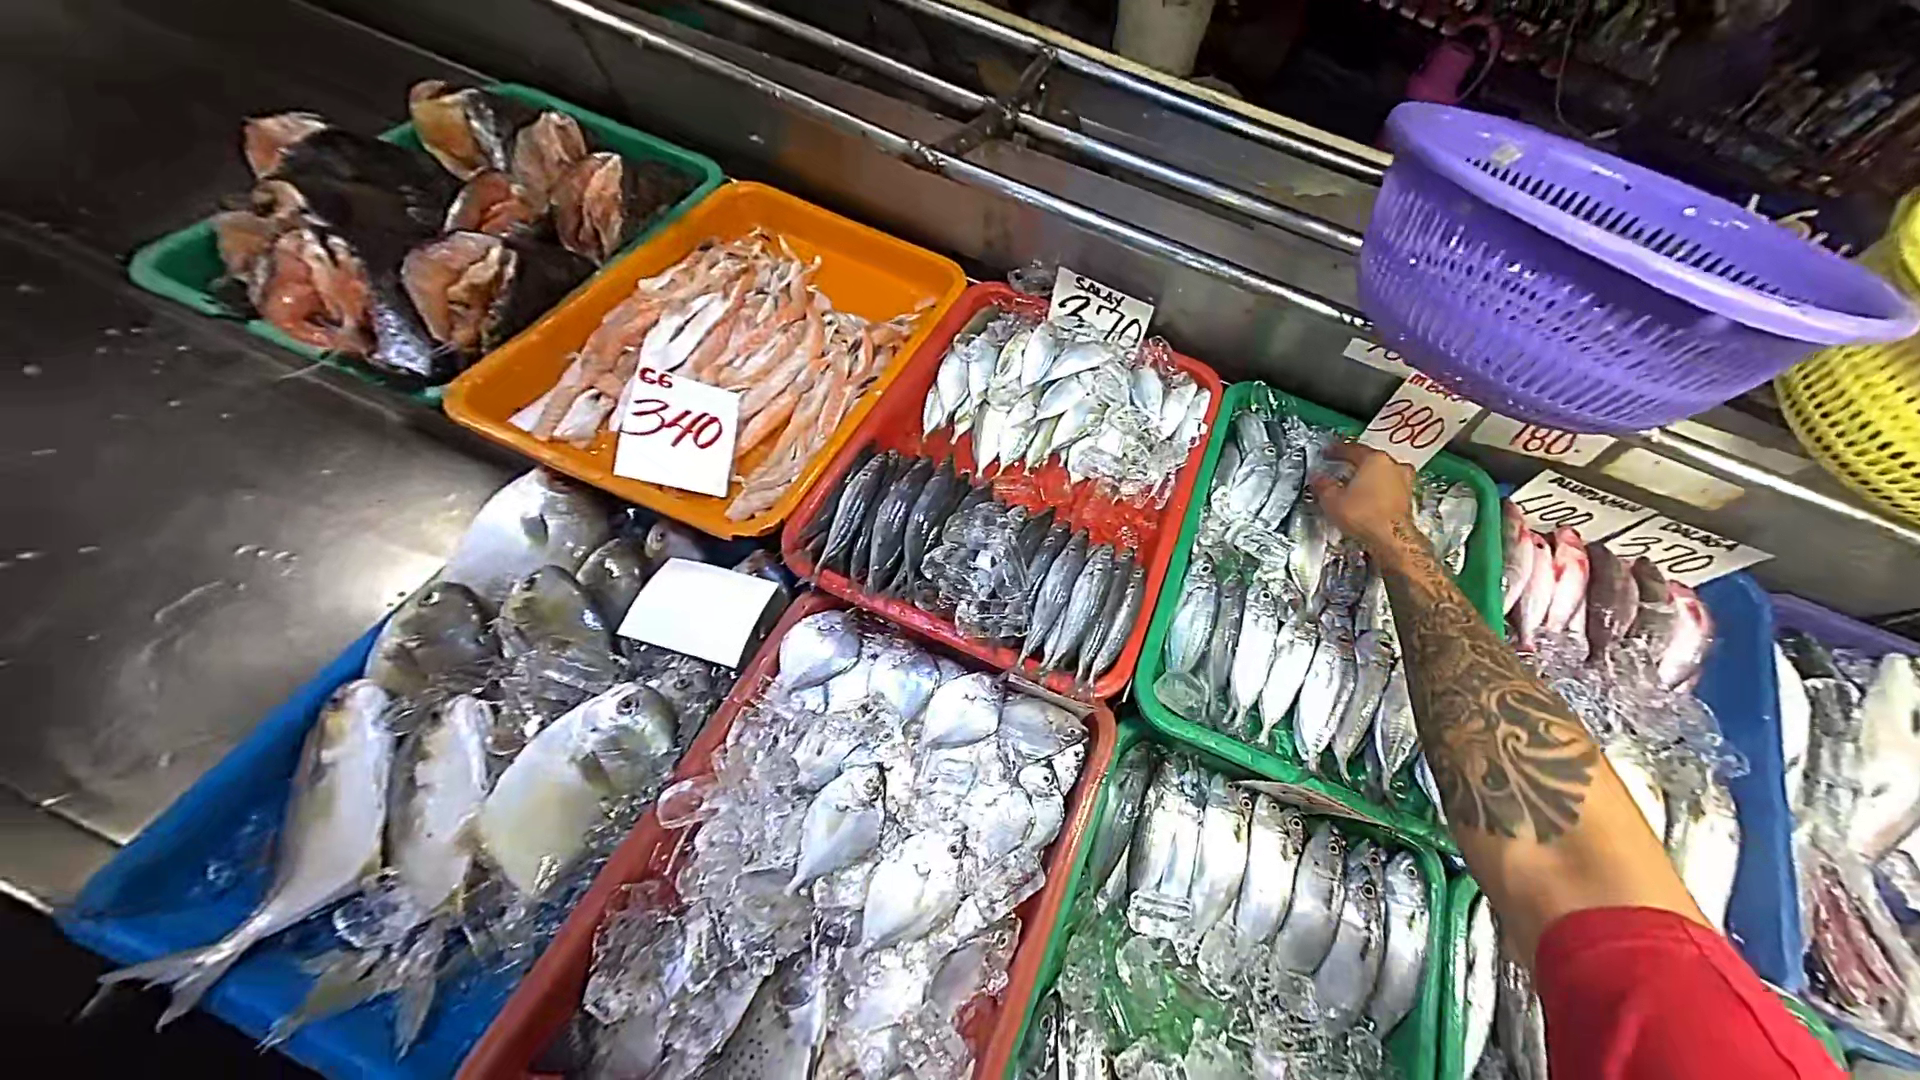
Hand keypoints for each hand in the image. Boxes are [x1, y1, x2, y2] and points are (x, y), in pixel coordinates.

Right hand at [1310, 441, 1421, 564]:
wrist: (1390, 538)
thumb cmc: (1363, 514)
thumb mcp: (1331, 499)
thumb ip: (1323, 484)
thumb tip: (1318, 478)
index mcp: (1375, 460)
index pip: (1353, 449)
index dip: (1337, 450)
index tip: (1328, 452)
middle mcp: (1394, 466)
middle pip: (1371, 460)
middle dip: (1355, 464)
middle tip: (1341, 469)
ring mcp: (1405, 482)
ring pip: (1382, 474)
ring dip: (1369, 478)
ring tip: (1354, 486)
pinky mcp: (1408, 498)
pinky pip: (1389, 488)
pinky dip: (1377, 491)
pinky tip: (1367, 499)